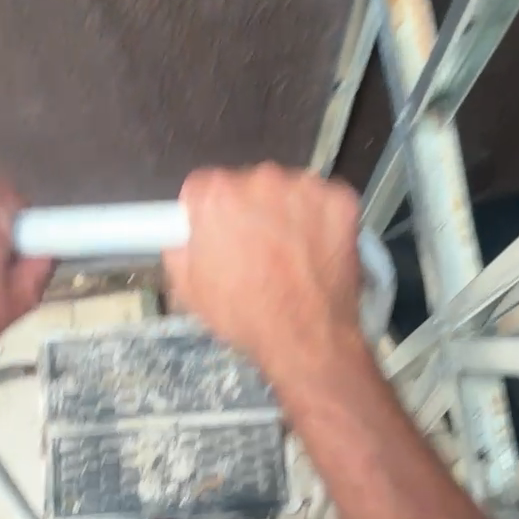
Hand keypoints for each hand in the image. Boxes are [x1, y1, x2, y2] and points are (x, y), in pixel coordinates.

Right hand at [165, 164, 365, 381]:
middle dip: (249, 212)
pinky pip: (322, 201)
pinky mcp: (338, 199)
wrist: (306, 339)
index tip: (218, 233)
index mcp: (217, 196)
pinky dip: (319, 220)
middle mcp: (260, 180)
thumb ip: (180, 246)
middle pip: (247, 185)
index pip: (204, 187)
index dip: (208, 214)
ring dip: (284, 214)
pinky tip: (313, 252)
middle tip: (255, 253)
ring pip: (286, 191)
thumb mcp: (189, 289)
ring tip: (287, 257)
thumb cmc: (247, 317)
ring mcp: (304, 188)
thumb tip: (183, 232)